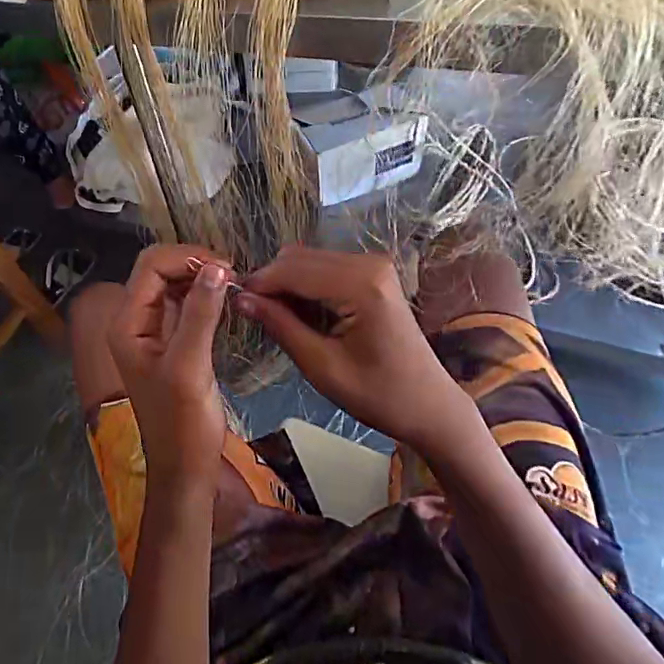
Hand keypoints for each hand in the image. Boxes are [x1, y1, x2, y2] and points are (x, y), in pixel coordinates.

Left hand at [107, 245, 232, 486]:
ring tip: (231, 282)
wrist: (185, 466)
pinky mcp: (172, 340)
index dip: (185, 257)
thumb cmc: (182, 422)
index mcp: (127, 323)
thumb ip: (200, 314)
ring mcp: (153, 330)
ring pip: (172, 284)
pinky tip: (223, 298)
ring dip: (199, 276)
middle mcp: (135, 320)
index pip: (150, 267)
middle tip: (231, 273)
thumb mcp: (190, 365)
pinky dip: (203, 294)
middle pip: (158, 270)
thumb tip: (216, 268)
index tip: (224, 267)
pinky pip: (184, 303)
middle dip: (193, 263)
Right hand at [237, 246, 480, 455]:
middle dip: (272, 283)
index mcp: (361, 284)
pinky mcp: (372, 273)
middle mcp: (368, 263)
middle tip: (256, 317)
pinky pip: (323, 267)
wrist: (430, 405)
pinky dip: (305, 286)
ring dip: (287, 284)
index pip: (293, 270)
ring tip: (279, 320)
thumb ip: (281, 326)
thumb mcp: (322, 367)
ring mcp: (373, 265)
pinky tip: (303, 315)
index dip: (259, 284)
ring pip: (307, 260)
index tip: (234, 304)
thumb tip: (241, 299)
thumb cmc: (379, 395)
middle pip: (298, 258)